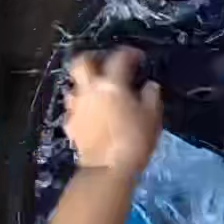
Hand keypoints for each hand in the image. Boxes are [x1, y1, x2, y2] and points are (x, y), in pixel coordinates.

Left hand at [62, 47, 161, 177]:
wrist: (107, 170)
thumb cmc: (134, 140)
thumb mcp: (153, 116)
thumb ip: (151, 95)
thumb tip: (149, 85)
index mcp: (112, 83)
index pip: (119, 57)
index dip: (130, 53)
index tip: (138, 57)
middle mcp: (89, 89)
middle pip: (81, 62)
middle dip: (93, 57)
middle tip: (106, 62)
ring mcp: (76, 107)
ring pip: (74, 85)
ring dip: (85, 84)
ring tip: (98, 91)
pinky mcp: (70, 124)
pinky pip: (74, 107)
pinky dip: (83, 105)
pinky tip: (93, 113)